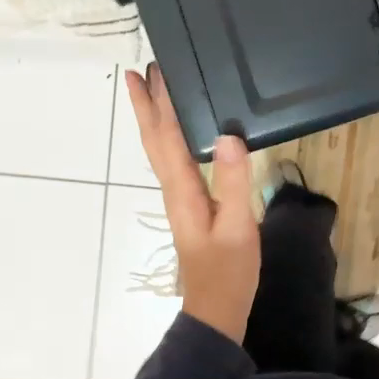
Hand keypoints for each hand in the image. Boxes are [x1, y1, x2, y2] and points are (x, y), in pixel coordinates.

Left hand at [122, 65, 259, 342]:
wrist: (216, 308)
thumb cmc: (228, 271)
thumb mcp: (238, 228)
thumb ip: (234, 183)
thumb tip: (227, 136)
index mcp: (182, 190)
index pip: (166, 138)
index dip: (158, 104)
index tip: (150, 72)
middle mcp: (174, 189)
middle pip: (154, 139)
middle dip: (146, 105)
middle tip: (140, 70)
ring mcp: (179, 197)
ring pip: (160, 149)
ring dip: (154, 118)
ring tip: (153, 91)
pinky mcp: (189, 205)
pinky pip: (173, 160)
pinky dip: (168, 137)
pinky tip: (178, 134)